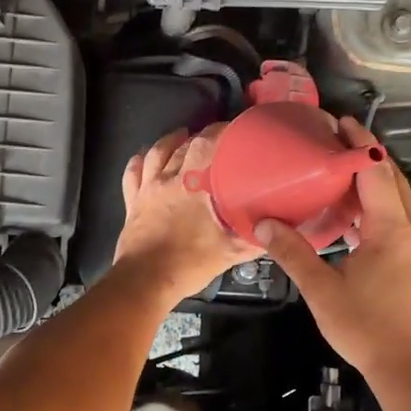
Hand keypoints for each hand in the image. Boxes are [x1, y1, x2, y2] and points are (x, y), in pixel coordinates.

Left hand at [114, 125, 259, 301]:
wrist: (146, 280)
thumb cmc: (189, 264)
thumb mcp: (231, 252)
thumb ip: (254, 238)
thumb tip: (278, 230)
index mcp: (195, 185)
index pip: (207, 144)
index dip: (220, 132)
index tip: (233, 130)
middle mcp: (169, 179)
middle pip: (183, 146)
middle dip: (199, 136)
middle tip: (214, 138)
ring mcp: (147, 189)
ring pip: (156, 153)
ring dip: (169, 141)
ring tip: (182, 136)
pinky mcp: (131, 202)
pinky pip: (132, 174)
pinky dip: (138, 161)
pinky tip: (144, 156)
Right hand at [252, 117, 410, 385]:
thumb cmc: (370, 330)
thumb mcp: (323, 291)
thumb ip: (294, 254)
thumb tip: (263, 223)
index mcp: (393, 230)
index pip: (376, 171)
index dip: (357, 144)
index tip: (337, 122)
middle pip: (392, 180)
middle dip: (365, 155)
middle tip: (333, 139)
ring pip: (397, 200)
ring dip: (370, 181)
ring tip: (335, 170)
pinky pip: (396, 220)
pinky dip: (374, 206)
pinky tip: (349, 214)